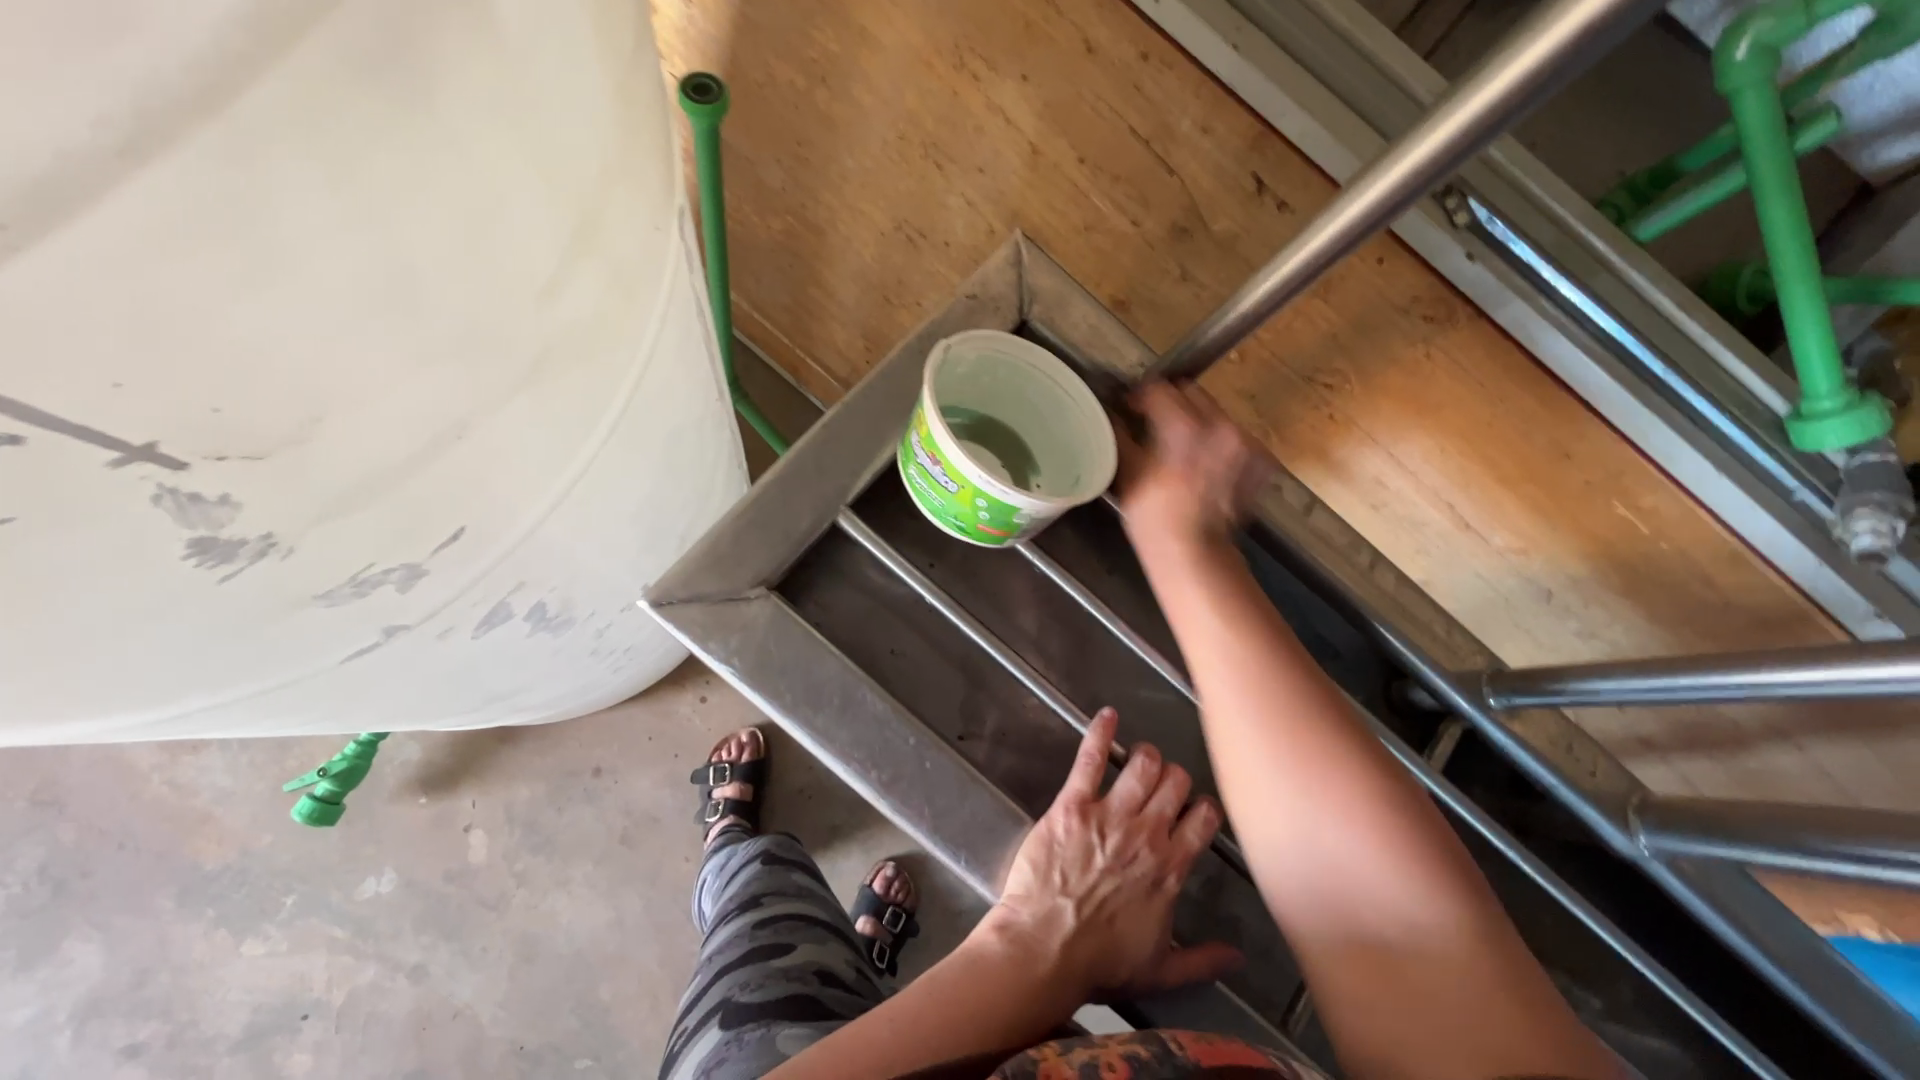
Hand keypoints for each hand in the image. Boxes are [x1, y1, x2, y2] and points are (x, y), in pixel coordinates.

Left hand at [981, 707, 1242, 999]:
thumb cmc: (1100, 963)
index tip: (1194, 810)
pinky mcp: (1072, 805)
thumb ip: (1203, 960)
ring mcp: (1109, 815)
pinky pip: (1090, 760)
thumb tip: (1238, 957)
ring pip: (1142, 765)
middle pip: (1175, 782)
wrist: (1044, 949)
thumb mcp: (1160, 970)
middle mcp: (1146, 833)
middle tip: (1161, 784)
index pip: (1203, 818)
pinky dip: (1100, 734)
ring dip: (1144, 757)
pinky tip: (1106, 716)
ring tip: (1139, 757)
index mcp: (1170, 867)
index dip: (1202, 808)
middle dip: (1173, 778)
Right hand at [1117, 382, 1270, 545]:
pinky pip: (1236, 436)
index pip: (1159, 390)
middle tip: (1155, 424)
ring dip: (1197, 421)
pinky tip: (1205, 462)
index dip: (1139, 398)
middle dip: (1171, 404)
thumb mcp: (1128, 474)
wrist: (1194, 552)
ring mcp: (1245, 444)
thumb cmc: (1154, 517)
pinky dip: (1219, 442)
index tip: (1131, 409)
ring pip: (1216, 413)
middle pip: (1192, 393)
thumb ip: (1120, 436)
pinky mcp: (1260, 459)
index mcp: (1185, 427)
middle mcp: (1221, 427)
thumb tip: (1113, 413)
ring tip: (1181, 446)